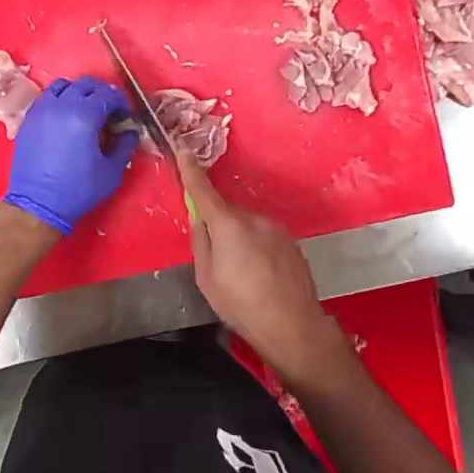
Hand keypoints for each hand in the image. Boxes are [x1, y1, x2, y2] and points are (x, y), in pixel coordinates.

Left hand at [0, 75, 135, 234]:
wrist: (38, 205)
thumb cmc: (78, 190)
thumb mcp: (111, 172)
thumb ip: (124, 146)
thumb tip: (130, 131)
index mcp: (84, 115)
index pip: (108, 94)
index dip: (121, 103)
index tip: (124, 116)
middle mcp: (61, 105)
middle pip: (85, 85)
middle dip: (101, 93)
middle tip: (108, 111)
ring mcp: (41, 110)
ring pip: (62, 86)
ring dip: (77, 93)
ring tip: (84, 111)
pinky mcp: (28, 121)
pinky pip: (46, 99)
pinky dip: (58, 101)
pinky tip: (64, 118)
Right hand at [174, 150, 347, 383]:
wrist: (291, 323)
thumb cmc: (241, 304)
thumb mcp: (206, 277)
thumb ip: (200, 242)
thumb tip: (200, 220)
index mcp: (228, 225)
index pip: (204, 191)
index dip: (190, 170)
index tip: (182, 149)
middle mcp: (255, 218)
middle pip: (226, 212)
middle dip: (217, 226)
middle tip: (214, 260)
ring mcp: (276, 228)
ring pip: (246, 225)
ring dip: (237, 239)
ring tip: (239, 274)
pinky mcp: (290, 241)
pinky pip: (263, 236)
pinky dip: (255, 248)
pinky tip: (257, 275)